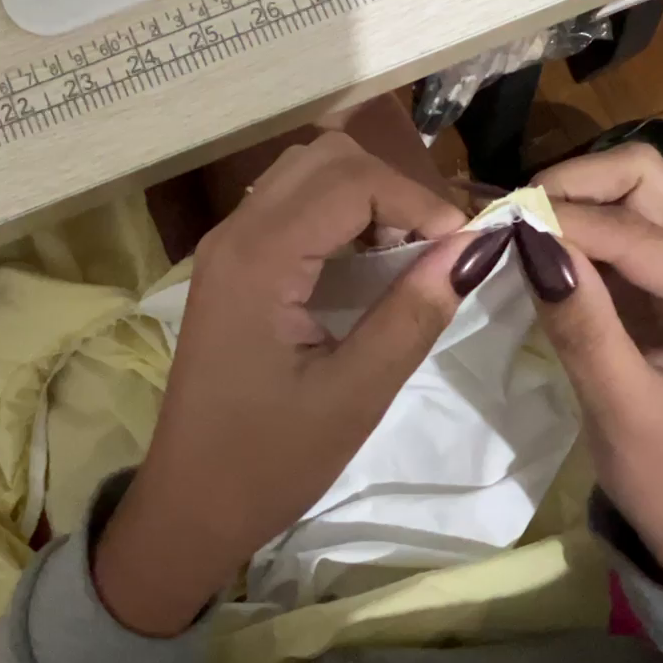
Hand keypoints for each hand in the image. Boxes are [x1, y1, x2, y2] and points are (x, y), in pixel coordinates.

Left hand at [93, 133, 474, 634]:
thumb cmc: (269, 460)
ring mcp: (225, 245)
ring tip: (401, 252)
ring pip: (304, 173)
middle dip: (389, 186)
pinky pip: (288, 205)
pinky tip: (362, 262)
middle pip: (324, 159)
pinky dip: (336, 212)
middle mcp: (234, 233)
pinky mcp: (229, 264)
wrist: (189, 504)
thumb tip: (473, 248)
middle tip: (430, 246)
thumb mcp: (355, 394)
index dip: (416, 199)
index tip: (462, 246)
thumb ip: (413, 312)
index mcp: (258, 258)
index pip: (349, 180)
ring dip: (362, 194)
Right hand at [525, 146, 662, 602]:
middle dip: (577, 182)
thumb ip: (583, 326)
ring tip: (513, 224)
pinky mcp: (656, 287)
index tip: (498, 222)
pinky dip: (568, 224)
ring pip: (630, 195)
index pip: (641, 234)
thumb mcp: (625, 414)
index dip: (568, 220)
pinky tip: (530, 243)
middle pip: (648, 181)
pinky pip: (612, 230)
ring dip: (571, 197)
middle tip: (512, 212)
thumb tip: (531, 242)